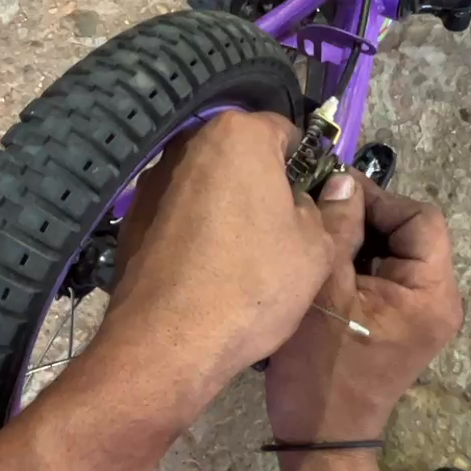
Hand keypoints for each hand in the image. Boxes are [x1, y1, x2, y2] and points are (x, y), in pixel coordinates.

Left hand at [95, 112, 334, 386]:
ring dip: (229, 203)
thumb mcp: (316, 249)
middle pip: (243, 153)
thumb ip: (333, 207)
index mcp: (237, 134)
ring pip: (210, 180)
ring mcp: (154, 176)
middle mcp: (189, 142)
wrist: (167, 338)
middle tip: (281, 231)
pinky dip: (196, 224)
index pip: (286, 132)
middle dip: (264, 183)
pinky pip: (180, 207)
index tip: (313, 204)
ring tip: (242, 253)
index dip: (306, 167)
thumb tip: (337, 185)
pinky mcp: (133, 211)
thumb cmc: (252, 284)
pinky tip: (206, 264)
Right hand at [264, 171, 462, 442]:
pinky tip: (324, 266)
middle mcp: (439, 300)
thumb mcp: (322, 291)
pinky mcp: (402, 323)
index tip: (330, 196)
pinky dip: (358, 263)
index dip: (378, 199)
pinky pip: (386, 275)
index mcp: (431, 292)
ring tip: (316, 240)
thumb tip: (342, 183)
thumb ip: (337, 231)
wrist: (321, 437)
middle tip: (317, 217)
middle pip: (410, 233)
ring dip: (357, 240)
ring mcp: (422, 314)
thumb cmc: (320, 367)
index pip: (421, 218)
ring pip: (395, 252)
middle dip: (364, 219)